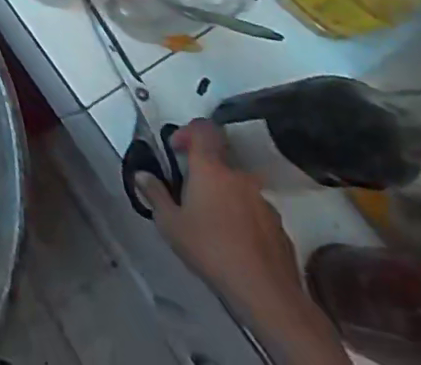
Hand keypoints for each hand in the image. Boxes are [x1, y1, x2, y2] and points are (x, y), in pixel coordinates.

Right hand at [137, 120, 347, 364]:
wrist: (266, 291)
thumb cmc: (210, 249)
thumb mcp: (170, 224)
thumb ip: (155, 194)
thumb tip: (142, 175)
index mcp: (211, 169)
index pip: (203, 130)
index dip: (188, 131)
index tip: (176, 148)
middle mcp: (239, 177)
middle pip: (220, 161)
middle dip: (203, 172)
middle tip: (189, 193)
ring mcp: (263, 201)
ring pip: (238, 187)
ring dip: (223, 195)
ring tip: (211, 222)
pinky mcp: (278, 225)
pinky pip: (254, 210)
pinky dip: (242, 216)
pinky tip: (234, 242)